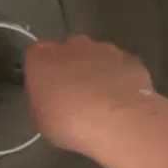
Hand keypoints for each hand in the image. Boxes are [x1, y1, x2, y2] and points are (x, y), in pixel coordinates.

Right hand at [24, 35, 156, 153]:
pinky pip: (120, 67)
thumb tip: (49, 96)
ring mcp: (104, 49)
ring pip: (96, 56)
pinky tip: (122, 101)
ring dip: (96, 71)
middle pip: (67, 51)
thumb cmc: (67, 122)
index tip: (46, 89)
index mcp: (42, 56)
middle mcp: (72, 45)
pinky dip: (120, 79)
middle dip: (70, 67)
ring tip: (101, 100)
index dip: (42, 71)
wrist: (117, 122)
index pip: (36, 54)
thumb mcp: (39, 118)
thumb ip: (41, 98)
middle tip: (73, 94)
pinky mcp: (131, 60)